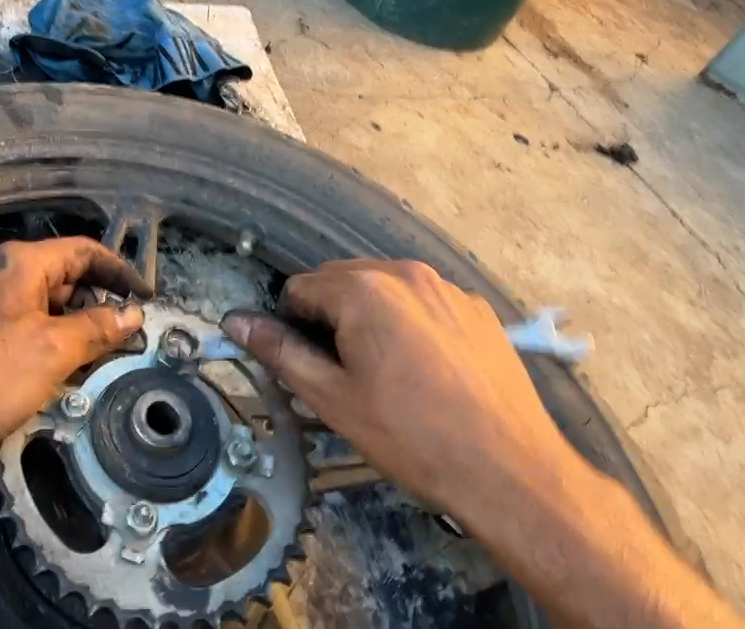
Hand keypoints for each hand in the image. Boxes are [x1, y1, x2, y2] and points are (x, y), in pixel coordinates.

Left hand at [0, 237, 150, 461]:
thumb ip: (97, 328)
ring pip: (47, 304)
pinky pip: (27, 325)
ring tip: (99, 356)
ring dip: (76, 325)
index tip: (145, 297)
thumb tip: (132, 314)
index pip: (85, 251)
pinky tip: (60, 369)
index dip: (120, 271)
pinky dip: (52, 340)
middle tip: (127, 334)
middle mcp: (3, 274)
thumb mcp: (54, 350)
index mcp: (22, 264)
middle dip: (99, 301)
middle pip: (66, 275)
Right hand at [222, 259, 570, 515]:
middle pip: (342, 281)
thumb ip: (279, 351)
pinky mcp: (478, 308)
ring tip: (387, 373)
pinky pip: (424, 301)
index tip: (311, 367)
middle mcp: (405, 272)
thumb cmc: (412, 436)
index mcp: (363, 289)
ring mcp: (447, 287)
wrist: (510, 471)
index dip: (293, 327)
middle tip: (344, 374)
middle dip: (330, 318)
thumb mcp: (333, 398)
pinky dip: (410, 322)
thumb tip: (234, 321)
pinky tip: (427, 370)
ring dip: (370, 317)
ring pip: (384, 288)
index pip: (299, 289)